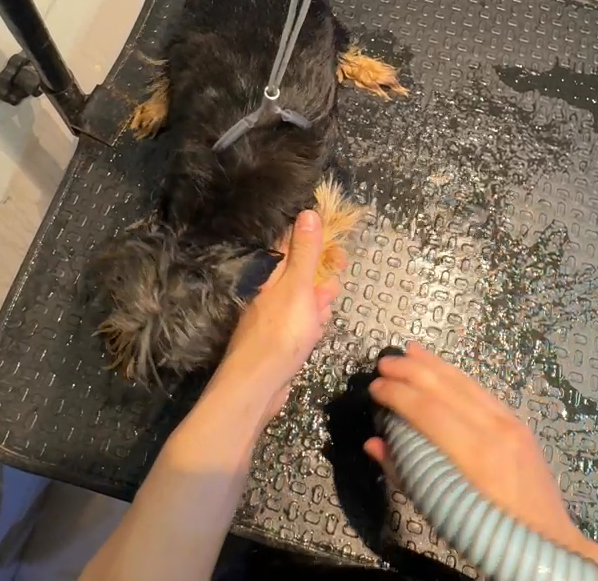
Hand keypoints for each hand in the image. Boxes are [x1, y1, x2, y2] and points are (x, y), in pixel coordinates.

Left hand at [212, 210, 341, 421]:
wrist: (257, 385)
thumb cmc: (280, 331)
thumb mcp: (298, 287)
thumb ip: (305, 252)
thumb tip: (308, 212)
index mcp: (269, 272)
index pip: (290, 241)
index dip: (313, 235)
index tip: (336, 234)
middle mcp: (266, 289)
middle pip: (297, 269)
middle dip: (320, 268)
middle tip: (341, 266)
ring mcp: (270, 314)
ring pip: (300, 296)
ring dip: (318, 298)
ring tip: (327, 303)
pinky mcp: (276, 337)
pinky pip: (298, 320)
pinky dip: (311, 321)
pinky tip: (317, 330)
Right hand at [365, 342, 597, 568]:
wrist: (549, 542)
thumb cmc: (490, 535)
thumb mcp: (445, 514)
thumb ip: (407, 474)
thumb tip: (374, 443)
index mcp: (475, 457)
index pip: (427, 410)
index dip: (397, 394)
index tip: (374, 387)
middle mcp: (494, 429)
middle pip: (444, 388)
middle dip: (410, 371)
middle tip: (383, 362)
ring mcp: (510, 421)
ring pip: (464, 381)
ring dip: (432, 364)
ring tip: (407, 351)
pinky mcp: (518, 419)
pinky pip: (480, 389)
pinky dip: (455, 374)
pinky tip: (441, 367)